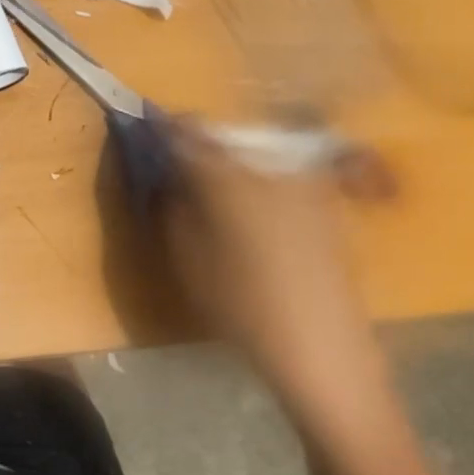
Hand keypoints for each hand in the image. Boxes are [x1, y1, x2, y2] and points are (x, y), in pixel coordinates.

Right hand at [153, 117, 381, 395]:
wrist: (322, 345)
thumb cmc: (241, 303)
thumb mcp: (186, 257)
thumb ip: (172, 206)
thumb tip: (169, 179)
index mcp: (227, 173)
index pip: (186, 130)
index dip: (163, 129)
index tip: (147, 137)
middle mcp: (268, 165)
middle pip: (225, 138)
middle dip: (199, 148)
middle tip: (180, 171)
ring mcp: (304, 182)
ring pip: (255, 156)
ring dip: (231, 166)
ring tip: (215, 194)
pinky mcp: (325, 204)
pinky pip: (280, 177)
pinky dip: (258, 184)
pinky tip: (251, 217)